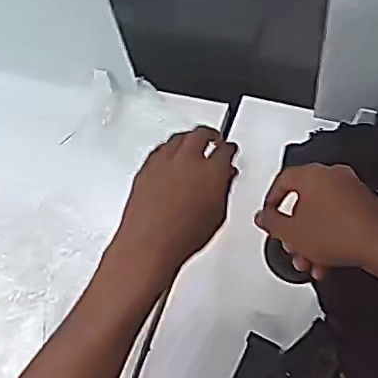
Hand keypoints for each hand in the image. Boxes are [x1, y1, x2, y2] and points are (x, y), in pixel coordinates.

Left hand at [107, 127, 238, 289]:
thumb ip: (223, 189)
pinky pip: (160, 149)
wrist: (149, 243)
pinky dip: (169, 149)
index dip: (229, 149)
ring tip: (193, 143)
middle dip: (210, 135)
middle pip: (201, 134)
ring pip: (179, 138)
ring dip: (189, 138)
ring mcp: (165, 161)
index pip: (226, 149)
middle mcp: (188, 159)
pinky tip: (171, 155)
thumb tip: (223, 179)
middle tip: (214, 139)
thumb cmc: (181, 235)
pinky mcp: (147, 167)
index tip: (229, 150)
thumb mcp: (217, 214)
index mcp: (212, 170)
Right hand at [253, 163, 377, 279]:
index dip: (271, 202)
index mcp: (312, 174)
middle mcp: (333, 175)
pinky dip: (329, 235)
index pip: (282, 181)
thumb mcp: (293, 233)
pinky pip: (339, 217)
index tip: (270, 217)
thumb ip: (272, 222)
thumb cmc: (342, 234)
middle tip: (291, 244)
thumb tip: (264, 216)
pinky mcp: (364, 203)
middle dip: (295, 229)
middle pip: (303, 200)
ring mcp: (351, 188)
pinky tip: (327, 259)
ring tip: (310, 260)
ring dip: (311, 238)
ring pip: (321, 212)